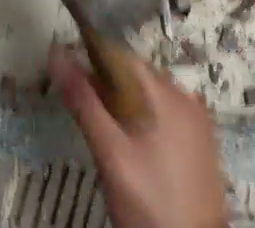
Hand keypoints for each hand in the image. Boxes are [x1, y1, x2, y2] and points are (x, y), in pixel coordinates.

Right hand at [50, 43, 228, 227]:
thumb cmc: (149, 200)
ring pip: (146, 95)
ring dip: (120, 102)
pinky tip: (127, 142)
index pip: (121, 56)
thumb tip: (56, 54)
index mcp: (168, 95)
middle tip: (81, 108)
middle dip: (104, 84)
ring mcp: (196, 121)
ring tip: (102, 130)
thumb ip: (83, 102)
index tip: (67, 73)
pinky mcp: (198, 142)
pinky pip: (161, 114)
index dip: (90, 59)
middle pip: (134, 75)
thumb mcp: (110, 153)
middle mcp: (187, 99)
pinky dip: (140, 118)